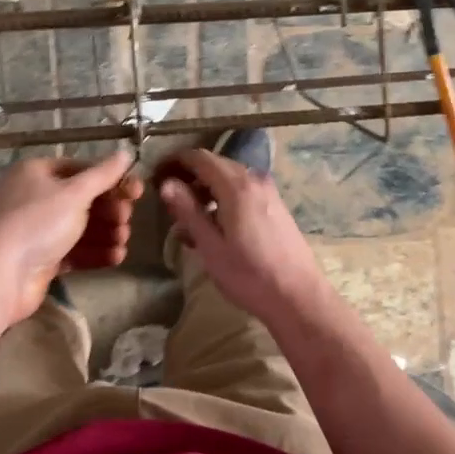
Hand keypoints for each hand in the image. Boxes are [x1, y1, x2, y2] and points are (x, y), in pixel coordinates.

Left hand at [0, 151, 142, 324]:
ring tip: (124, 242)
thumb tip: (126, 153)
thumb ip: (103, 174)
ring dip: (105, 233)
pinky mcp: (39, 260)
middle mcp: (34, 197)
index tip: (136, 192)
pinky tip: (116, 258)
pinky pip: (73, 251)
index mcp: (36, 173)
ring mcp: (35, 230)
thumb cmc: (36, 224)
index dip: (110, 180)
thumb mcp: (73, 193)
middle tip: (126, 220)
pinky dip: (94, 252)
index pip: (81, 170)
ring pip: (79, 227)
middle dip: (109, 210)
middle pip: (82, 200)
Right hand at [157, 149, 330, 326]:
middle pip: (215, 165)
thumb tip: (167, 184)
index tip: (156, 174)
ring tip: (187, 221)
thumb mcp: (211, 247)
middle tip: (168, 200)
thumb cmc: (249, 274)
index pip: (199, 157)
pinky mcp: (274, 204)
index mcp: (236, 185)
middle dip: (189, 177)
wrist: (298, 295)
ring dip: (205, 191)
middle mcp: (253, 179)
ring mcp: (267, 190)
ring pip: (228, 179)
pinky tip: (213, 226)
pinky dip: (222, 199)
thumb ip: (188, 211)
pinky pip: (242, 190)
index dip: (175, 161)